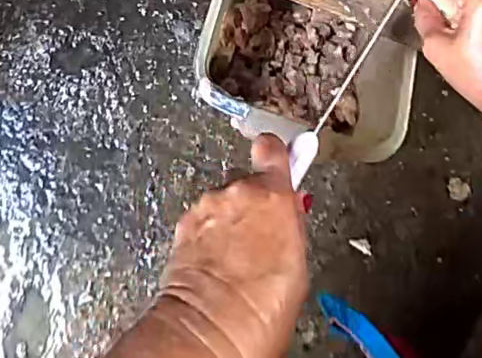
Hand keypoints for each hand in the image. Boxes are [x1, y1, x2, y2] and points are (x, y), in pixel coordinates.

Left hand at [148, 134, 307, 357]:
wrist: (210, 335)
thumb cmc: (259, 309)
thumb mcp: (298, 263)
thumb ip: (292, 221)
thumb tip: (293, 205)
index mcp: (273, 193)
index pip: (272, 147)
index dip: (276, 153)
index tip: (282, 158)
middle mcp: (239, 191)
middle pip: (248, 183)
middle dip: (253, 204)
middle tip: (261, 237)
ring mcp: (209, 206)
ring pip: (224, 203)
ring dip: (229, 222)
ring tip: (236, 261)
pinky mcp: (184, 225)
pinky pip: (202, 221)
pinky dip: (208, 238)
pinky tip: (216, 266)